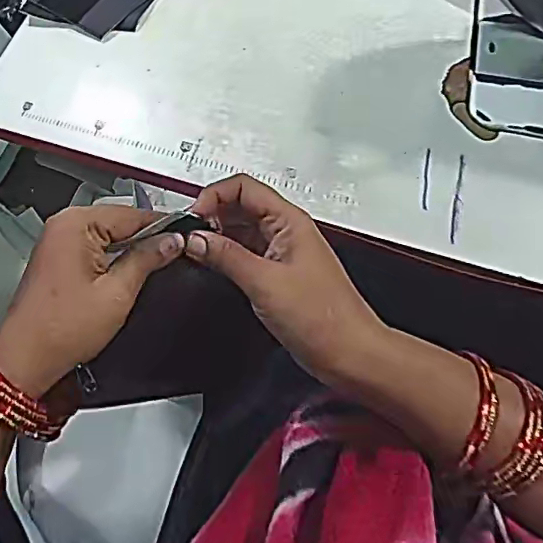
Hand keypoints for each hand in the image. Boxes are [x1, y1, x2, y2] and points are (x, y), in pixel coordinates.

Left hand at [0, 205, 184, 396]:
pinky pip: (93, 245)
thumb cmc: (59, 329)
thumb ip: (146, 260)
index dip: (161, 226)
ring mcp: (57, 239)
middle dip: (146, 238)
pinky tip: (126, 274)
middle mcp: (62, 225)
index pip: (130, 213)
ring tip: (154, 266)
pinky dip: (112, 257)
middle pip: (118, 221)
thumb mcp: (117, 294)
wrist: (27, 357)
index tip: (183, 235)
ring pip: (107, 234)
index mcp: (75, 224)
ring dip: (129, 249)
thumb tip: (169, 242)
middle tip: (174, 253)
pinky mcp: (57, 256)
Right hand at [185, 174, 384, 380]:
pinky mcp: (277, 273)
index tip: (194, 216)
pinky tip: (212, 263)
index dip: (213, 195)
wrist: (352, 355)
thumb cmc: (325, 319)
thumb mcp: (265, 282)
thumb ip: (226, 256)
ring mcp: (281, 251)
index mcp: (289, 221)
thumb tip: (196, 239)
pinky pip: (244, 251)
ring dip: (216, 234)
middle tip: (190, 234)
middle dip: (211, 213)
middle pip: (239, 204)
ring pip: (240, 228)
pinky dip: (224, 253)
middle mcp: (286, 230)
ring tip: (196, 249)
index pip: (242, 186)